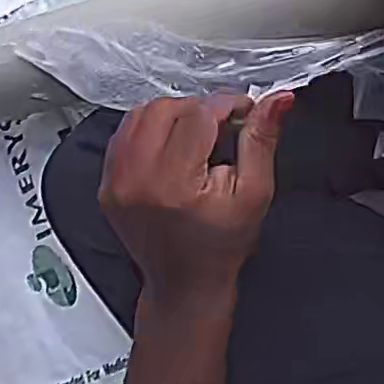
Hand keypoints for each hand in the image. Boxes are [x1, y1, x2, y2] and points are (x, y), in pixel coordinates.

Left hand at [98, 93, 295, 307]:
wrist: (186, 284)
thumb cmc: (222, 245)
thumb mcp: (255, 191)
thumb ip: (262, 139)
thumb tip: (278, 99)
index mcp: (174, 184)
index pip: (199, 114)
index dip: (228, 105)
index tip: (244, 112)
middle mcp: (136, 180)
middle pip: (168, 109)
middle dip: (200, 109)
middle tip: (222, 128)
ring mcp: (115, 182)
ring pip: (142, 114)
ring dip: (173, 114)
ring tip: (197, 137)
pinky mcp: (106, 184)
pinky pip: (125, 134)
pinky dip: (150, 129)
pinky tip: (173, 146)